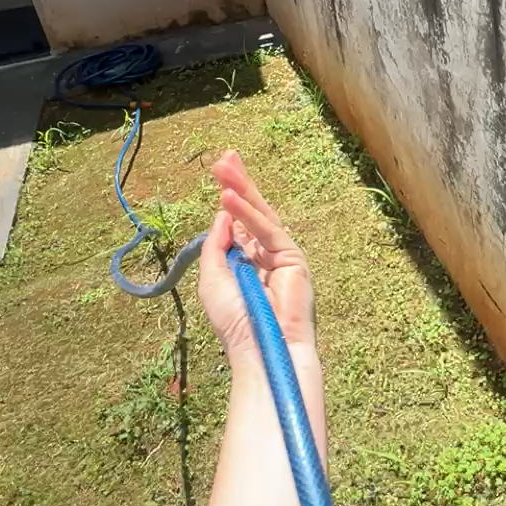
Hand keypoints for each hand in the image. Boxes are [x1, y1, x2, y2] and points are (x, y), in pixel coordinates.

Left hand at [197, 151, 315, 368]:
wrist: (262, 348)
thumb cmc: (237, 323)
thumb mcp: (212, 281)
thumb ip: (215, 247)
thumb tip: (221, 215)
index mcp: (246, 261)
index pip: (238, 222)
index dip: (231, 196)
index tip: (222, 171)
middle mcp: (264, 254)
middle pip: (252, 211)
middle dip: (238, 184)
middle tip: (225, 157)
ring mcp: (281, 255)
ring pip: (261, 215)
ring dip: (242, 190)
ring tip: (224, 167)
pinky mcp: (293, 258)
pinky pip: (268, 230)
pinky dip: (247, 214)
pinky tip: (229, 199)